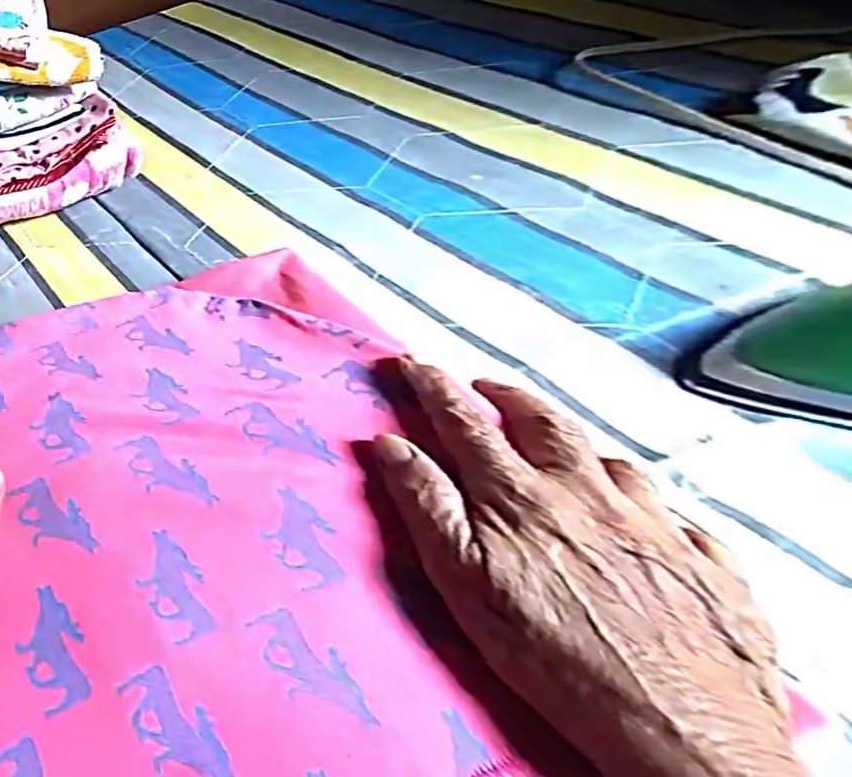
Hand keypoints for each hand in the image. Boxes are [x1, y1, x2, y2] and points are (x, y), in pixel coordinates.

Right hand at [373, 360, 800, 776]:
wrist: (679, 738)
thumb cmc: (545, 654)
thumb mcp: (459, 577)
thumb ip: (423, 502)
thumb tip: (389, 443)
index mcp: (519, 496)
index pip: (465, 422)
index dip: (433, 386)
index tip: (410, 363)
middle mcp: (588, 497)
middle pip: (546, 424)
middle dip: (508, 396)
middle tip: (484, 386)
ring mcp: (658, 531)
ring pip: (614, 462)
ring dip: (577, 444)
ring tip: (560, 447)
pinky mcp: (714, 572)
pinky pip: (682, 518)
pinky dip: (651, 504)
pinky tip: (646, 518)